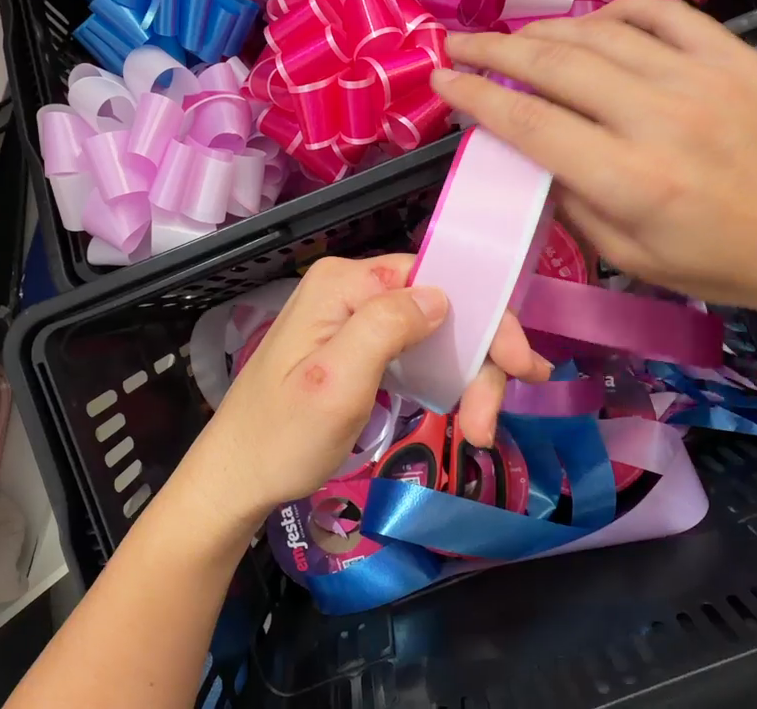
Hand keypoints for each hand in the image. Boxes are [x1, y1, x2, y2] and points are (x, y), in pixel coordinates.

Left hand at [179, 255, 549, 527]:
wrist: (236, 478)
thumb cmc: (282, 437)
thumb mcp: (336, 383)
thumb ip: (385, 328)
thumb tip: (440, 295)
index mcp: (343, 284)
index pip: (435, 278)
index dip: (485, 317)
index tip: (519, 369)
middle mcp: (349, 288)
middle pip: (440, 306)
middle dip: (477, 359)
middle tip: (489, 424)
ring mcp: (350, 316)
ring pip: (434, 330)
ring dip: (466, 376)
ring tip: (479, 429)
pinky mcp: (354, 345)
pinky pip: (414, 348)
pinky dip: (444, 378)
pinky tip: (462, 410)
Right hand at [431, 0, 756, 329]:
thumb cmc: (725, 265)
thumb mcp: (631, 259)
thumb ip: (570, 202)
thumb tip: (524, 153)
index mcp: (631, 181)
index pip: (528, 121)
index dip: (476, 95)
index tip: (442, 81)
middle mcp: (660, 118)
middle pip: (553, 64)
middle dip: (492, 49)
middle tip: (459, 44)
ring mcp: (703, 78)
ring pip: (599, 33)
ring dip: (543, 30)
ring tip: (512, 36)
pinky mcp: (737, 57)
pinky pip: (661, 13)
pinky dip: (614, 12)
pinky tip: (590, 25)